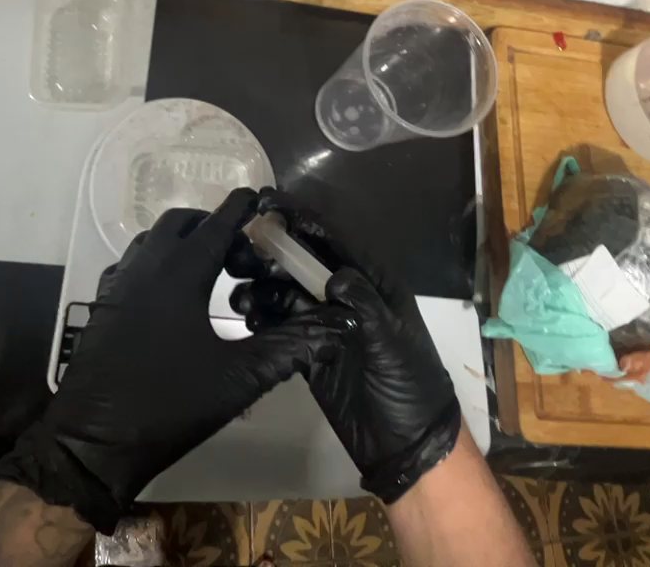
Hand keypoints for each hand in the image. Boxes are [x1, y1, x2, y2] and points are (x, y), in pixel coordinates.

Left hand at [0, 189, 351, 530]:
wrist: (94, 441)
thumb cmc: (170, 404)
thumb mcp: (239, 378)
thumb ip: (290, 348)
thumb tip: (338, 327)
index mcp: (182, 272)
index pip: (218, 223)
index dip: (241, 208)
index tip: (260, 198)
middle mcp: (148, 265)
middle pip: (182, 222)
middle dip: (212, 223)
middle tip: (240, 247)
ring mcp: (120, 281)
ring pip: (153, 238)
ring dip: (182, 239)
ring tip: (210, 266)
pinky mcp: (104, 301)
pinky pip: (133, 261)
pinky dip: (156, 260)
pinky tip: (171, 292)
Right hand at [231, 192, 461, 502]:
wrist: (406, 444)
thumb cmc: (409, 384)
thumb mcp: (393, 342)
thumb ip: (365, 305)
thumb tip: (334, 274)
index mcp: (372, 280)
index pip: (334, 238)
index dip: (302, 218)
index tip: (267, 205)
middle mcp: (345, 292)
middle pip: (304, 259)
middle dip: (273, 251)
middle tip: (239, 253)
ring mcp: (325, 320)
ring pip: (287, 290)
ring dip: (262, 287)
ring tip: (239, 296)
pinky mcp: (308, 347)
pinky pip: (281, 323)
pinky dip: (263, 317)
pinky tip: (248, 319)